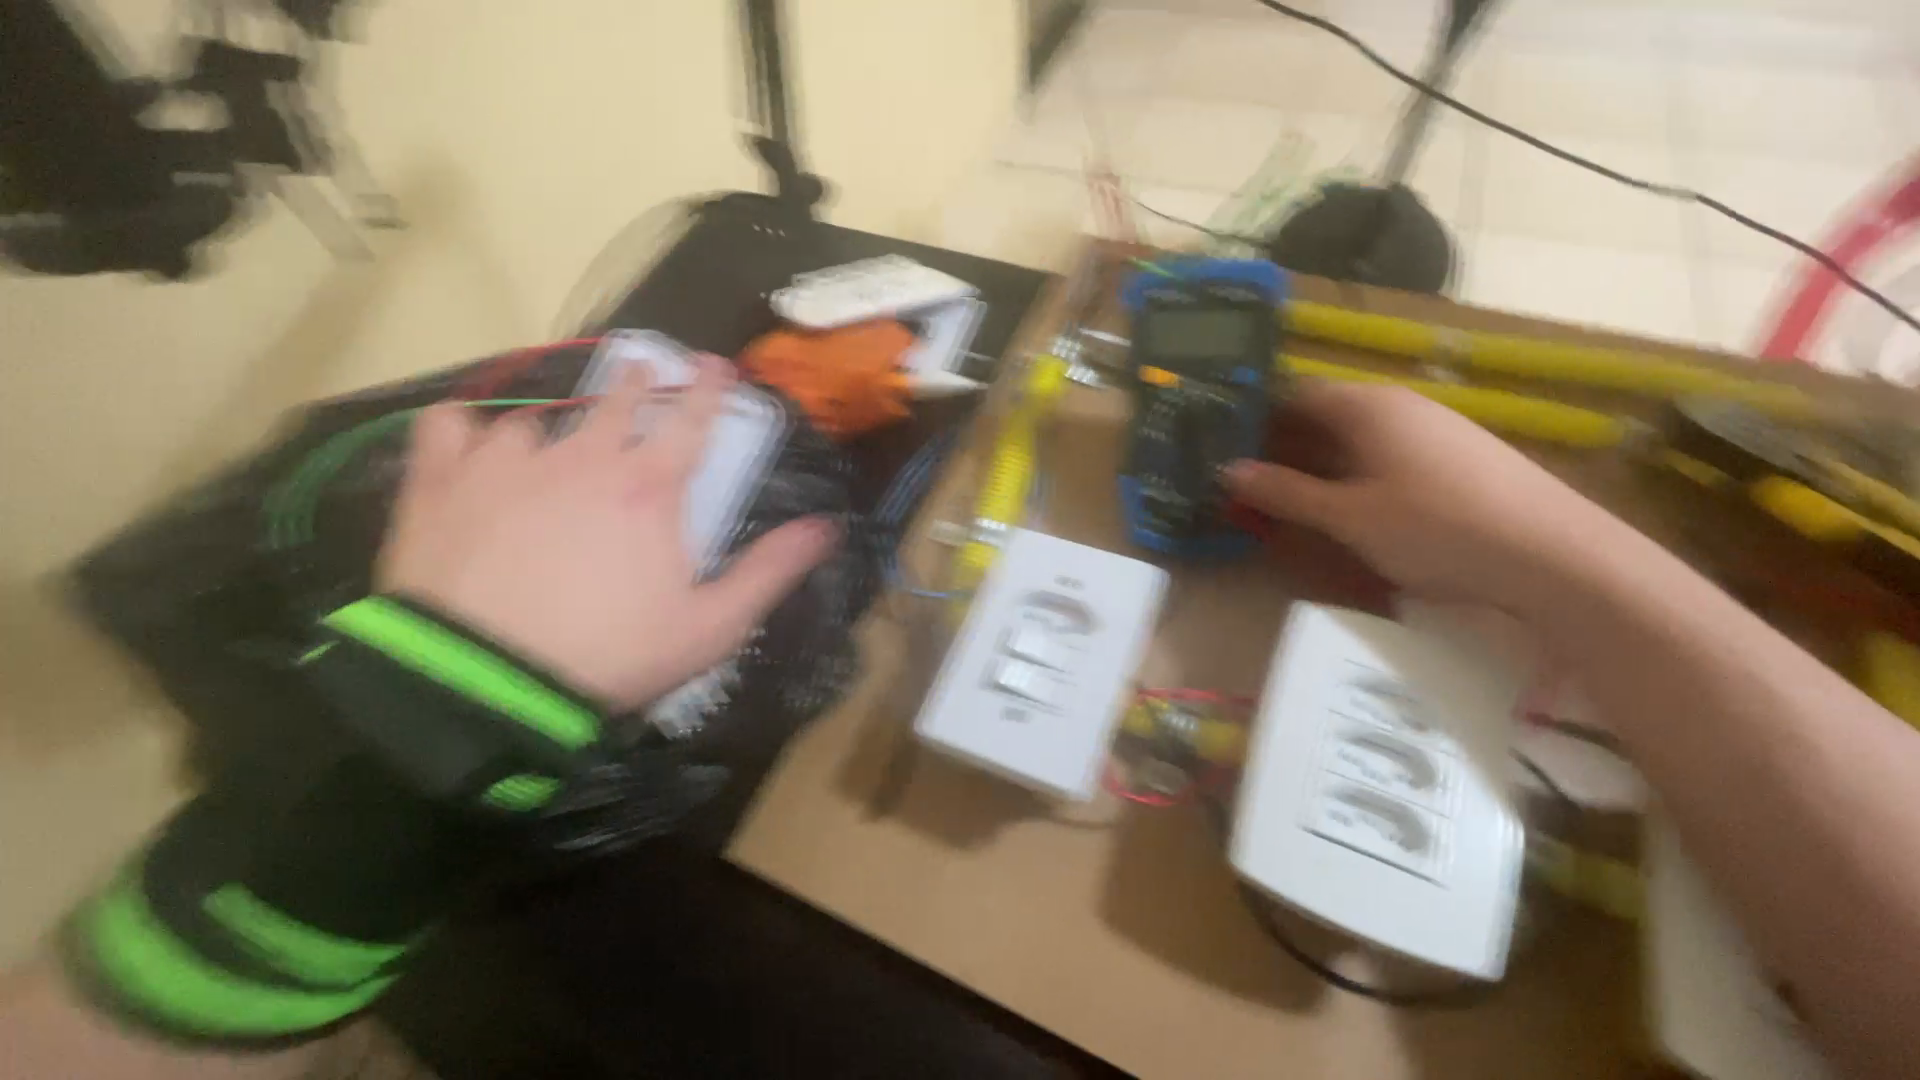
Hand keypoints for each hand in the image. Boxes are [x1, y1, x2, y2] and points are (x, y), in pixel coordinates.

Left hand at [377, 356, 838, 707]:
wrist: (484, 685)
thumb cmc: (612, 654)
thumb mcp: (712, 625)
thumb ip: (771, 570)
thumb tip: (828, 526)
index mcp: (650, 488)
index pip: (693, 421)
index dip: (711, 390)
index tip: (717, 364)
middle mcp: (583, 458)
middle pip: (619, 402)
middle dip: (640, 383)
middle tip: (646, 372)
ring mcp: (508, 464)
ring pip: (537, 419)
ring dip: (555, 424)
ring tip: (552, 440)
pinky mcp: (442, 482)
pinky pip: (451, 426)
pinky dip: (465, 429)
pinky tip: (469, 440)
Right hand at [1222, 380, 1623, 612]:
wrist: (1556, 556)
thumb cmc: (1437, 527)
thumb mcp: (1348, 516)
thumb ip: (1284, 493)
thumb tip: (1228, 472)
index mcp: (1366, 405)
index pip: (1293, 395)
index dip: (1254, 421)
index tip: (1224, 452)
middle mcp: (1398, 405)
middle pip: (1323, 416)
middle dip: (1281, 449)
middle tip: (1246, 487)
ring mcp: (1433, 429)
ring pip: (1355, 439)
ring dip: (1316, 467)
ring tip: (1288, 504)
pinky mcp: (1457, 458)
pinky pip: (1385, 456)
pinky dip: (1354, 477)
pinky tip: (1350, 511)